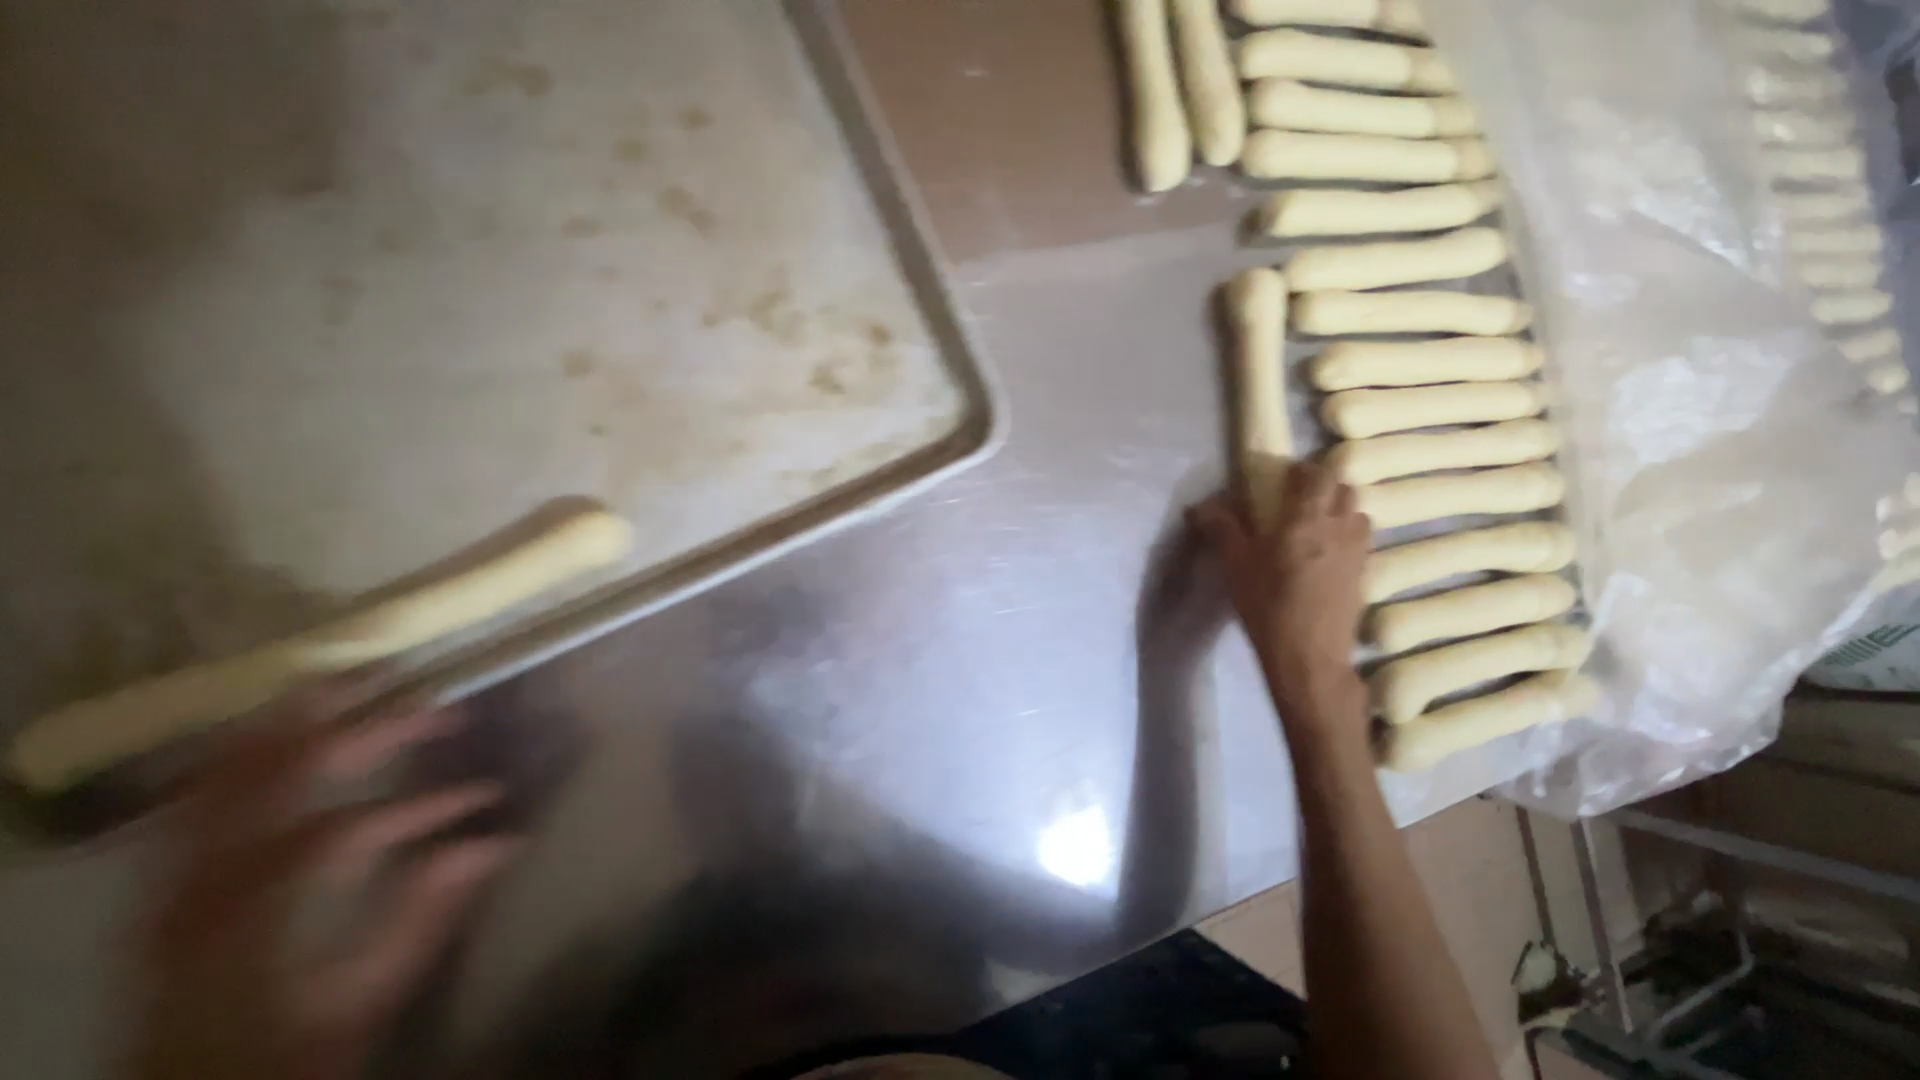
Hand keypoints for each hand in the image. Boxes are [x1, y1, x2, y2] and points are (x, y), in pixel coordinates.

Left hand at [130, 677, 518, 1079]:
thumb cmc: (286, 1049)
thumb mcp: (367, 995)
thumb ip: (427, 914)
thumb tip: (498, 839)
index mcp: (264, 907)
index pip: (354, 824)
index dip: (430, 801)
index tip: (488, 793)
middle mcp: (207, 878)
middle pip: (286, 773)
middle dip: (364, 725)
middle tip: (424, 692)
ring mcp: (172, 878)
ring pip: (228, 771)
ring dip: (289, 719)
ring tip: (341, 674)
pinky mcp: (159, 886)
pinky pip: (189, 800)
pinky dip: (231, 754)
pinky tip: (258, 728)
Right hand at [1189, 462, 1371, 742]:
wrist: (1309, 658)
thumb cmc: (1267, 606)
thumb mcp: (1236, 565)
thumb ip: (1221, 529)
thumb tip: (1200, 506)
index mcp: (1306, 518)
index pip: (1320, 474)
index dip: (1305, 470)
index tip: (1284, 479)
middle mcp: (1340, 528)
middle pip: (1346, 489)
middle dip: (1325, 487)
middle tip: (1300, 501)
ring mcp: (1358, 552)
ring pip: (1359, 514)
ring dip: (1341, 511)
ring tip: (1317, 528)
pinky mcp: (1366, 576)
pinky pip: (1362, 542)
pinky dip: (1348, 539)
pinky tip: (1327, 559)